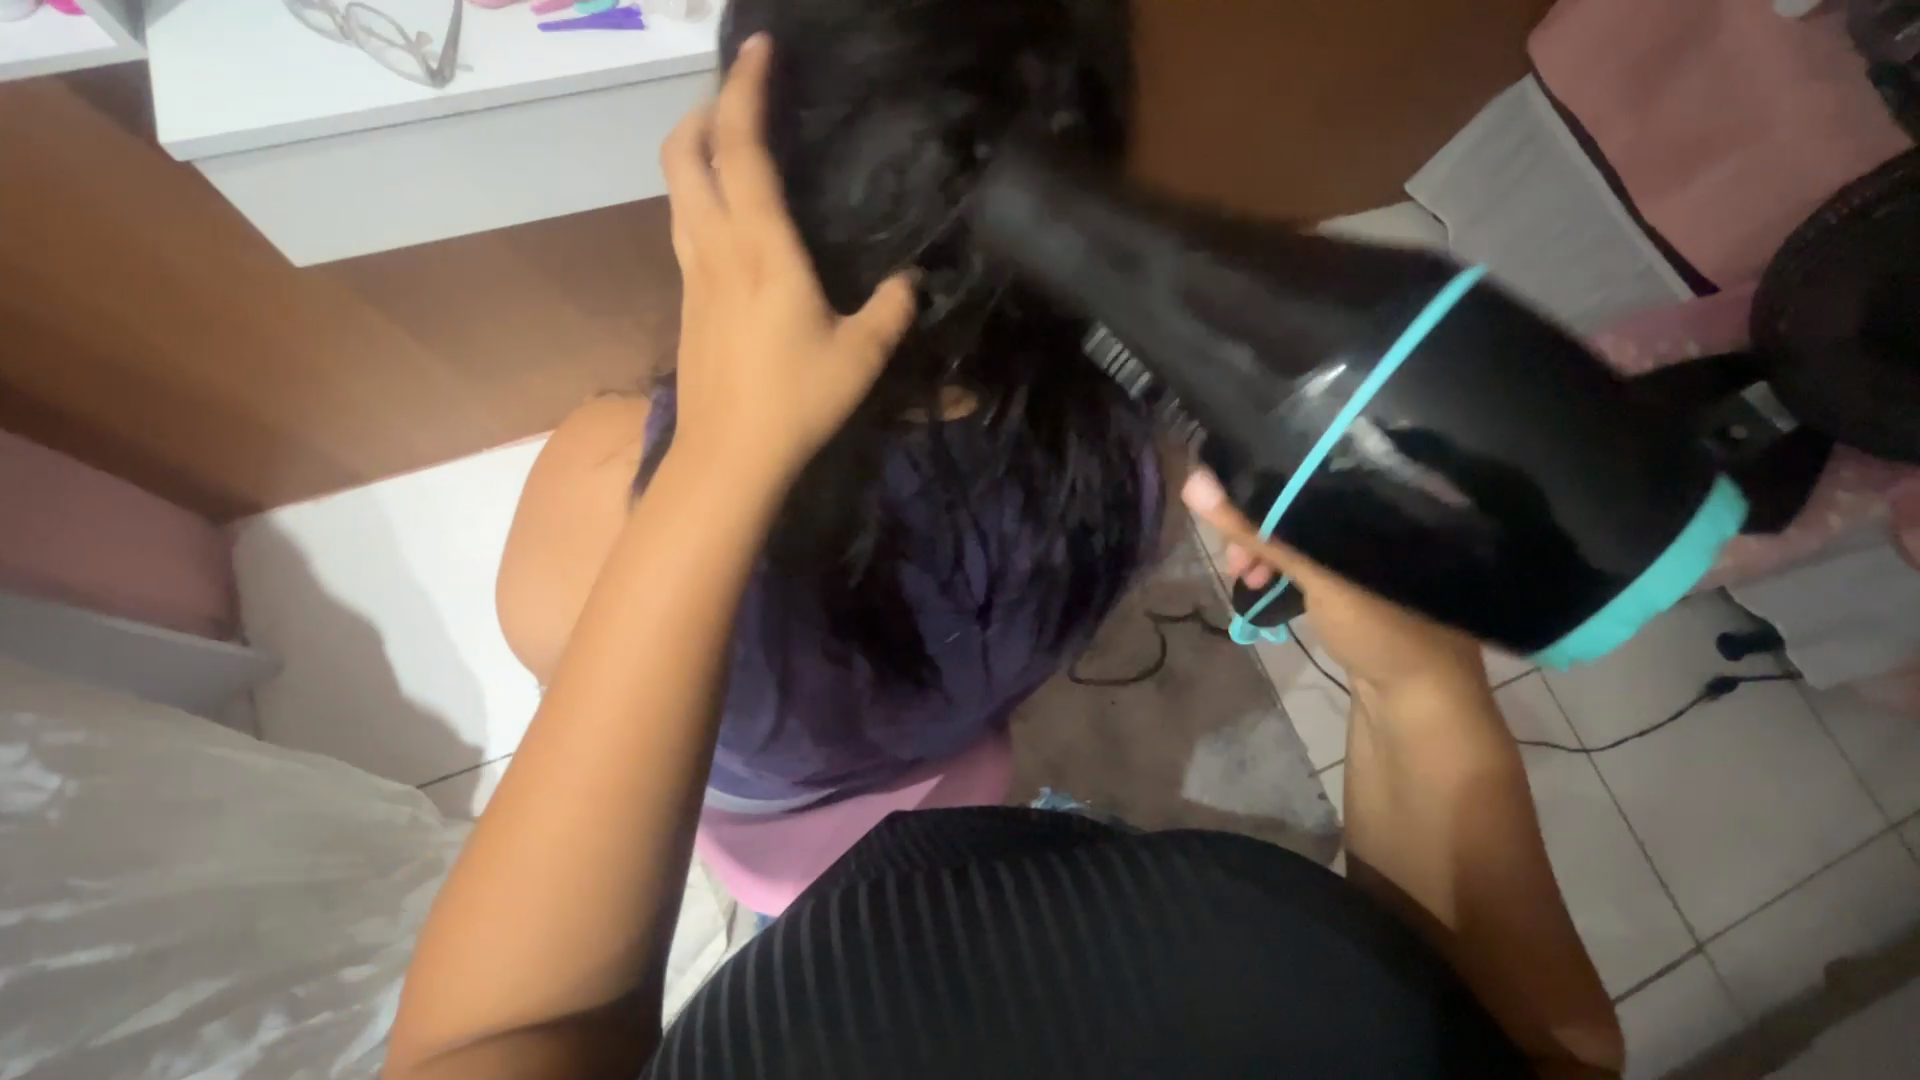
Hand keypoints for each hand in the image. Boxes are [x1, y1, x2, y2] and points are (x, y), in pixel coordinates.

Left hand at [659, 34, 918, 485]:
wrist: (728, 454)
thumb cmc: (797, 401)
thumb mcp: (862, 357)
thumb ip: (891, 310)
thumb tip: (911, 281)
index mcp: (761, 248)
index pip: (739, 147)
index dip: (746, 90)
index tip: (761, 51)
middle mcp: (716, 246)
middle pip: (683, 152)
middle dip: (706, 111)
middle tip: (743, 104)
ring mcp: (692, 273)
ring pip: (676, 189)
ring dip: (696, 153)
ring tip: (733, 150)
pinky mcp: (685, 300)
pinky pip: (684, 225)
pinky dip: (700, 197)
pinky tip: (732, 221)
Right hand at [1181, 468, 1486, 708]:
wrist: (1418, 705)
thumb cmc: (1381, 628)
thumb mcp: (1318, 575)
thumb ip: (1260, 532)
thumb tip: (1194, 482)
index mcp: (1390, 508)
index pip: (1320, 472)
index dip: (1271, 485)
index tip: (1233, 505)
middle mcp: (1386, 526)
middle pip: (1308, 510)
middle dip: (1262, 529)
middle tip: (1234, 558)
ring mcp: (1372, 561)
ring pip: (1305, 541)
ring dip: (1266, 555)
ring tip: (1244, 579)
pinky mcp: (1359, 590)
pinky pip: (1311, 566)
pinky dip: (1283, 572)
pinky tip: (1263, 586)